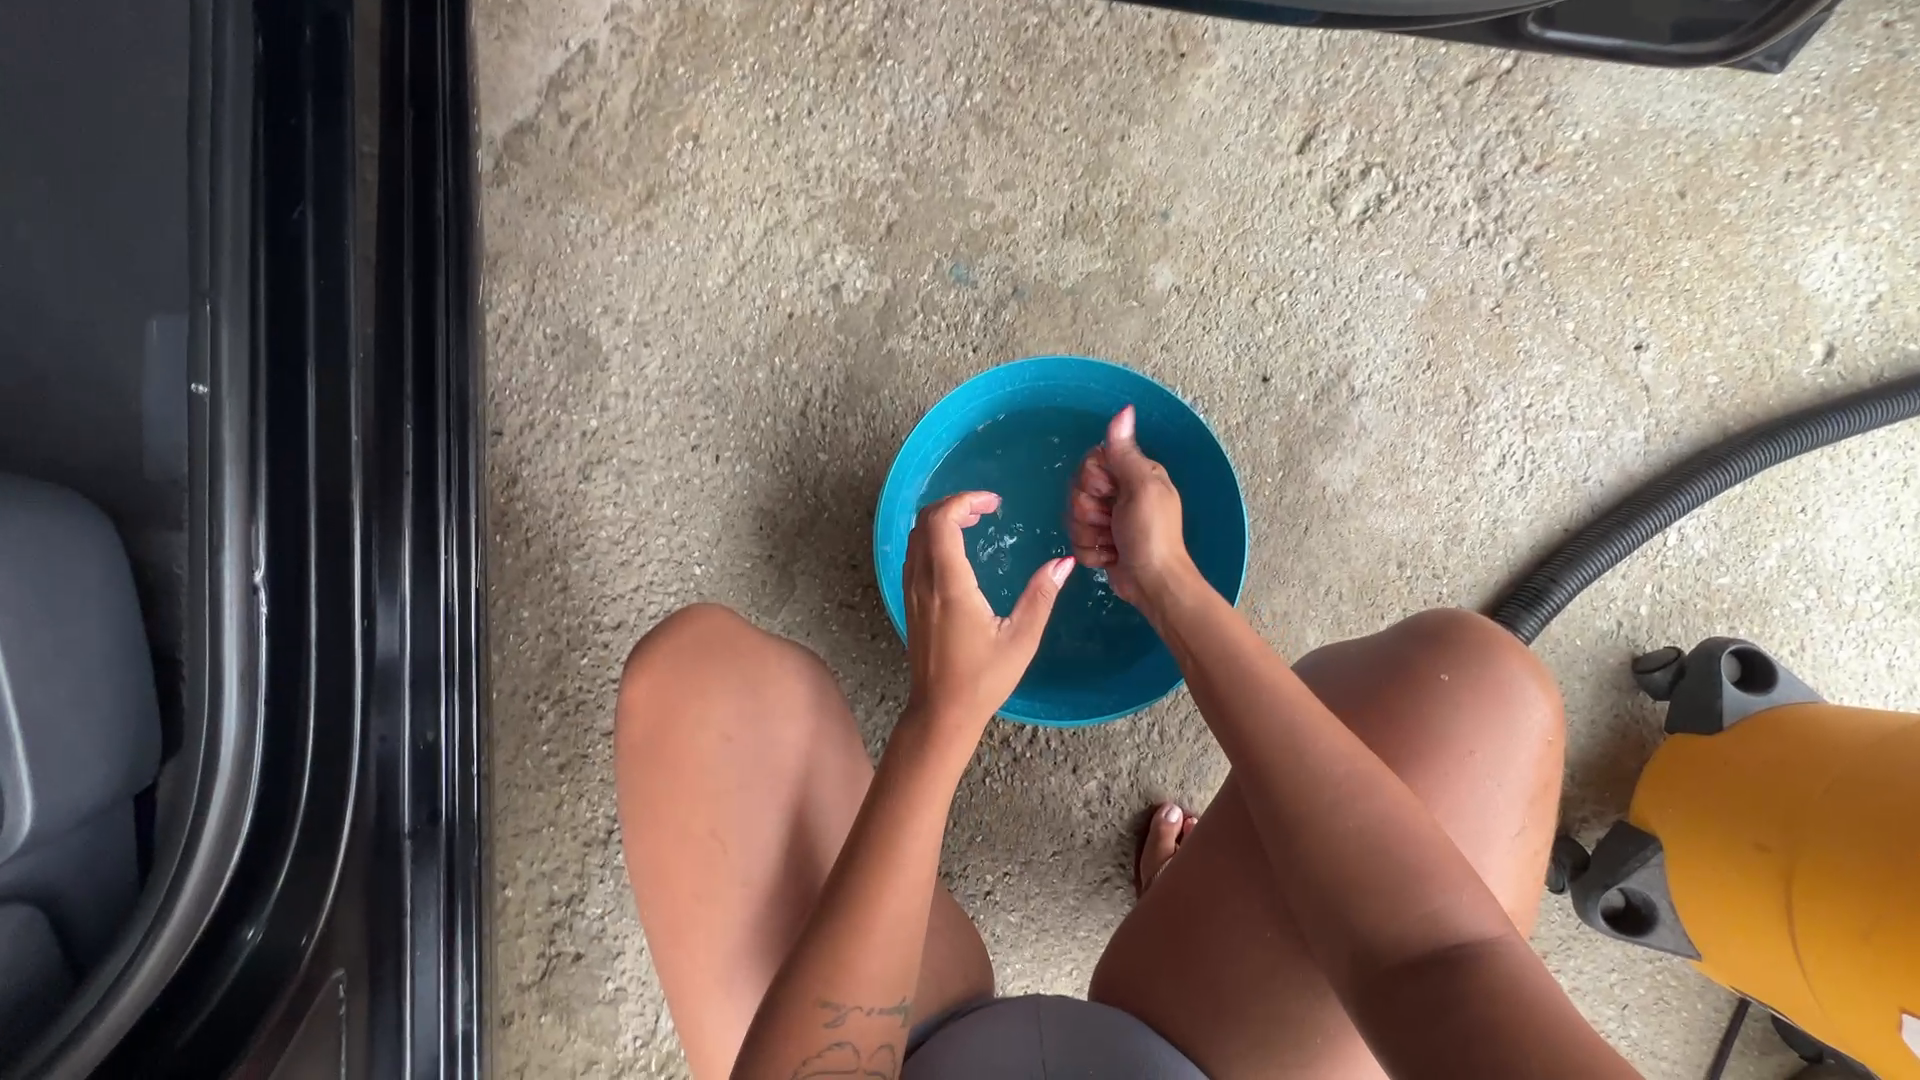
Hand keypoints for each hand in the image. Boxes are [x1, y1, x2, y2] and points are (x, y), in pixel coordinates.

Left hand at [903, 491, 1073, 740]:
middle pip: (925, 521)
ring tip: (974, 523)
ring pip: (915, 537)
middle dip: (954, 504)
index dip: (965, 500)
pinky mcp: (910, 603)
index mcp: (949, 585)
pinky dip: (932, 539)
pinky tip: (957, 553)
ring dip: (942, 520)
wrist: (941, 712)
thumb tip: (1064, 563)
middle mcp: (924, 582)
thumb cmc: (982, 680)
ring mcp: (912, 592)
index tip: (993, 503)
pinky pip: (914, 556)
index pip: (942, 521)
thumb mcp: (1021, 639)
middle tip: (986, 509)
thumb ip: (1041, 596)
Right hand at [1067, 405, 1195, 607]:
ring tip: (1115, 542)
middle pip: (1077, 491)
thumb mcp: (1141, 487)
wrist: (1153, 583)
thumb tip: (1124, 410)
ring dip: (1091, 534)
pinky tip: (1111, 555)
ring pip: (1073, 518)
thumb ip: (1124, 451)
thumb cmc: (1152, 535)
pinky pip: (1076, 541)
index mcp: (1132, 472)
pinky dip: (1092, 552)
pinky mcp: (1099, 542)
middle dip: (1090, 512)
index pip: (1089, 462)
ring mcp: (1108, 519)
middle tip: (1114, 522)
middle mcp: (1120, 492)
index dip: (1093, 481)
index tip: (1111, 494)